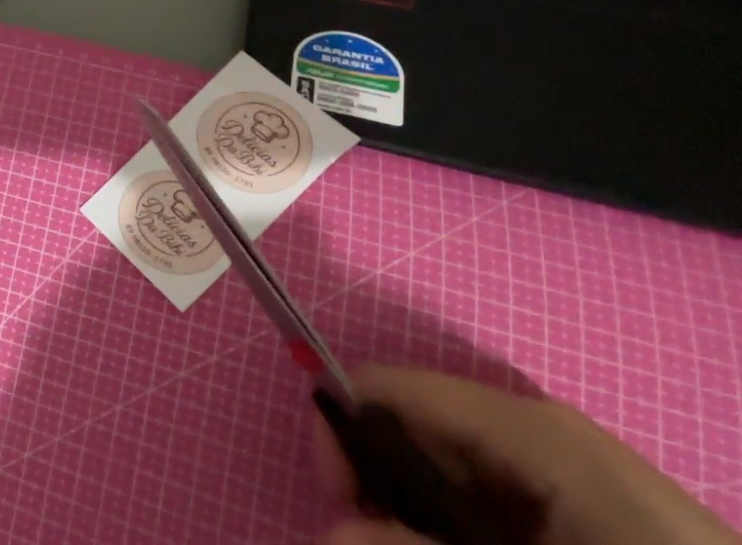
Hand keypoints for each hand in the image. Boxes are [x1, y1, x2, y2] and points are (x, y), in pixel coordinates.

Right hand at [319, 366, 737, 544]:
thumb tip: (328, 530)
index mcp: (523, 424)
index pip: (384, 387)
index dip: (343, 433)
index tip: (339, 502)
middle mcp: (537, 427)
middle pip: (415, 425)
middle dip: (382, 478)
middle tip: (379, 534)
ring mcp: (567, 463)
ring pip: (451, 462)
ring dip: (420, 504)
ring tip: (422, 542)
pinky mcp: (588, 499)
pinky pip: (495, 489)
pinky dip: (463, 518)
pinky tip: (467, 544)